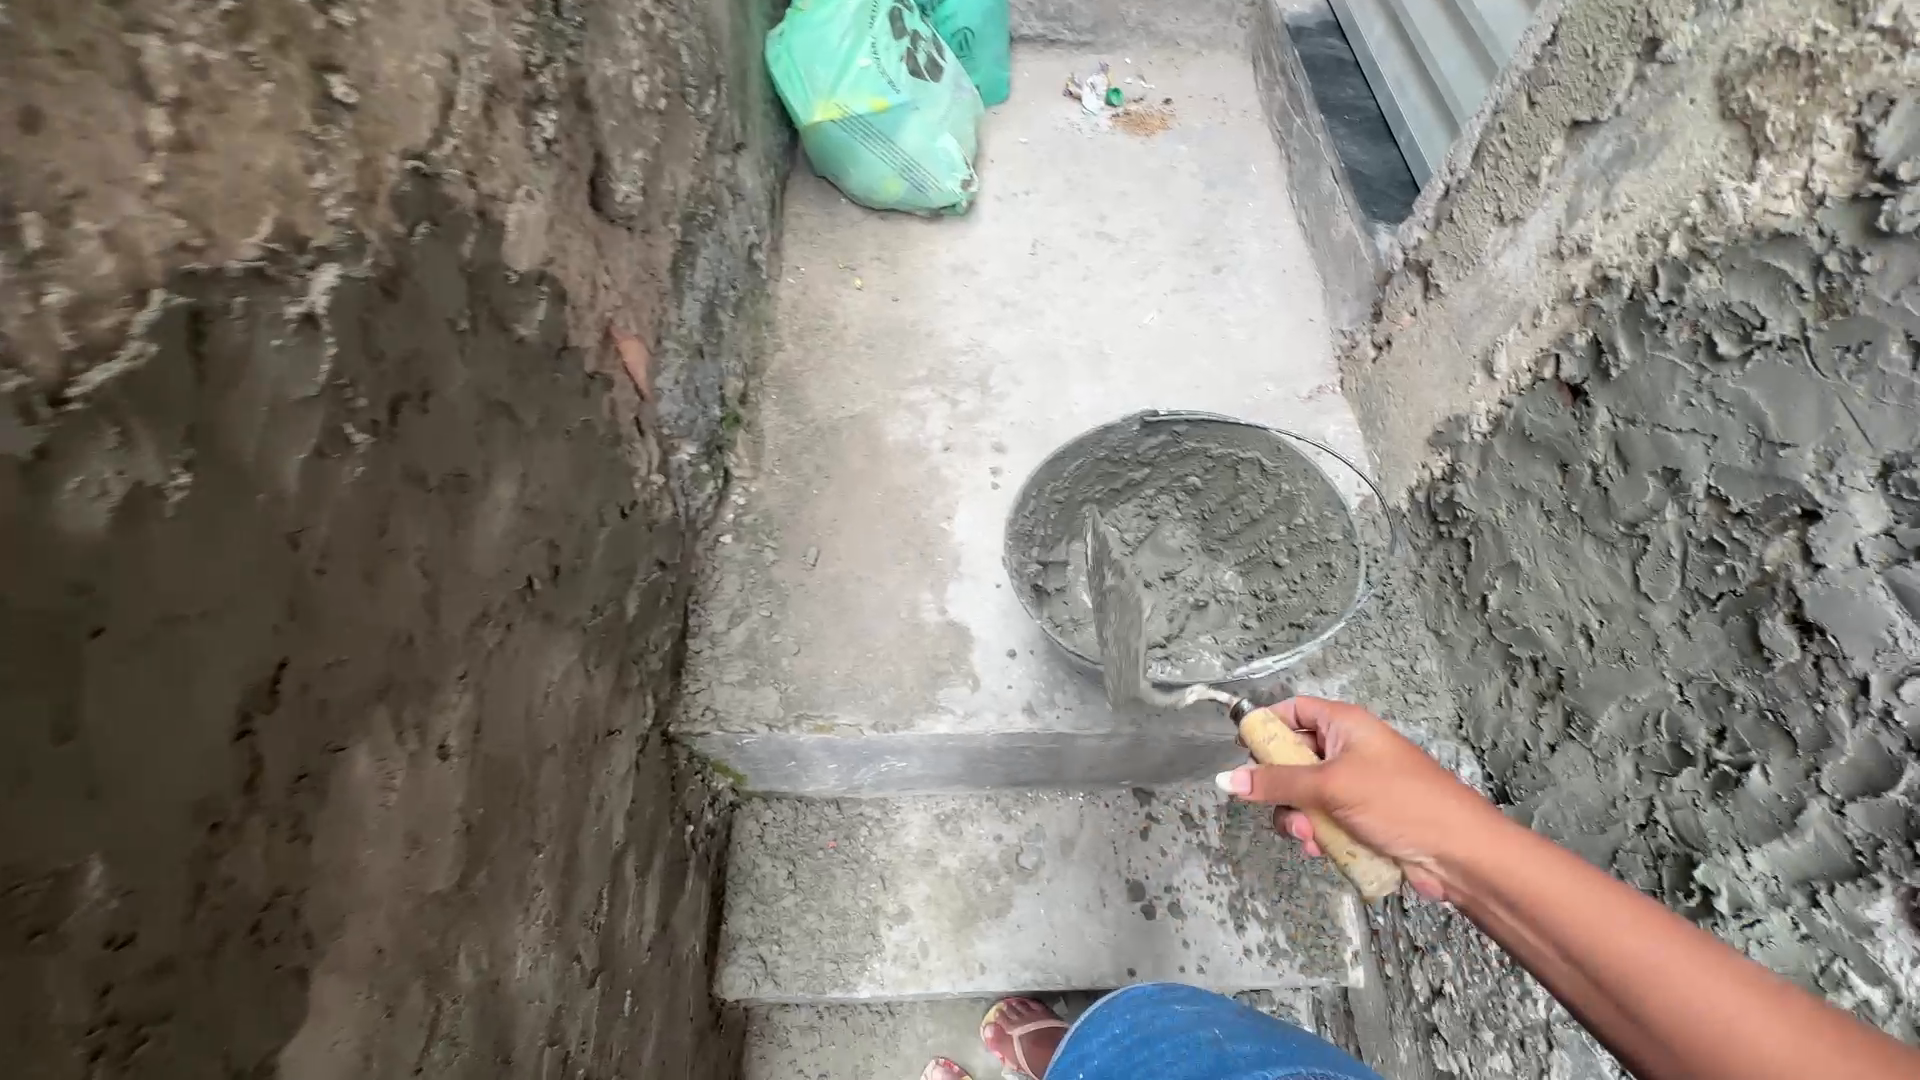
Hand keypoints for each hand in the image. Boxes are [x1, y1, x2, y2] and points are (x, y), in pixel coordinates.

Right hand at [1216, 696, 1504, 901]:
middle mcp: (1348, 749)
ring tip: (1306, 836)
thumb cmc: (1399, 802)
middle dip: (1280, 787)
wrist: (1462, 855)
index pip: (1293, 710)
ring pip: (1304, 795)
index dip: (1266, 726)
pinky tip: (1321, 849)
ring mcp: (1355, 786)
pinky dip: (1317, 834)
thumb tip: (1224, 779)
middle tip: (1276, 804)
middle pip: (1293, 758)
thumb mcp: (1330, 786)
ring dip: (1297, 817)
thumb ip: (1275, 783)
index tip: (1242, 750)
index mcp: (1345, 725)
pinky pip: (1323, 820)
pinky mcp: (1362, 819)